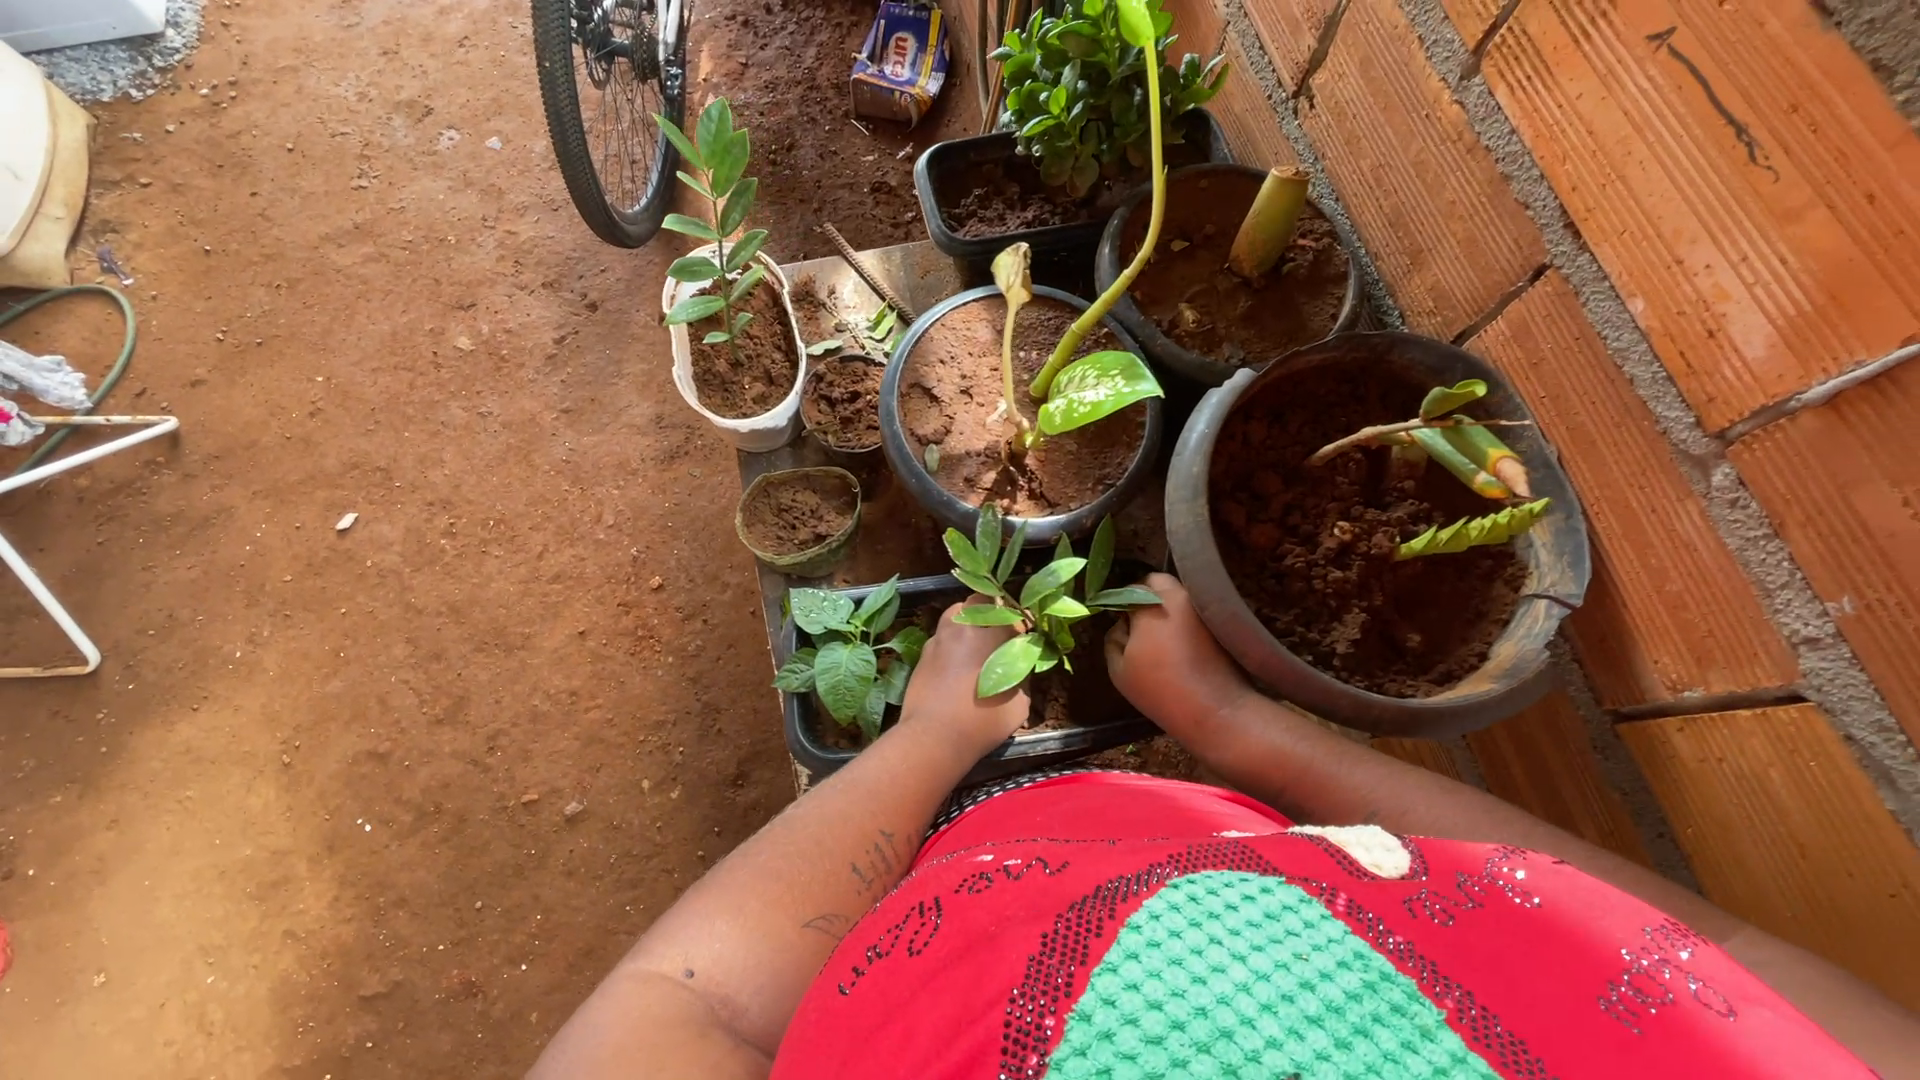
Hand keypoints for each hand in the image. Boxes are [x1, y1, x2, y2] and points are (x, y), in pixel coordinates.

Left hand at [899, 598, 1030, 758]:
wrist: (933, 737)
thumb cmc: (982, 723)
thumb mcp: (1019, 705)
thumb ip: (1021, 678)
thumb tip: (1019, 668)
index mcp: (993, 637)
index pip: (1014, 617)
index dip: (1021, 626)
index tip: (1024, 637)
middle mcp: (965, 630)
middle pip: (980, 601)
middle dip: (991, 609)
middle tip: (998, 628)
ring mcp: (940, 639)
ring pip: (956, 613)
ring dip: (967, 619)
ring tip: (974, 638)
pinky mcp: (923, 653)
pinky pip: (941, 635)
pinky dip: (951, 640)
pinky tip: (955, 659)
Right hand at [1105, 573, 1254, 738]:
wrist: (1216, 711)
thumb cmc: (1160, 690)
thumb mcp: (1118, 669)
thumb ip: (1113, 637)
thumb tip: (1121, 624)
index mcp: (1151, 604)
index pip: (1127, 590)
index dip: (1118, 603)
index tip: (1116, 621)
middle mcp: (1180, 596)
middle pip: (1157, 582)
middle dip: (1144, 596)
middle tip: (1136, 623)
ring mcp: (1201, 607)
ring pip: (1177, 594)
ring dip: (1165, 606)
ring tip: (1157, 634)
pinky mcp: (1217, 622)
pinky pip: (1192, 610)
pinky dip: (1182, 618)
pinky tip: (1177, 643)